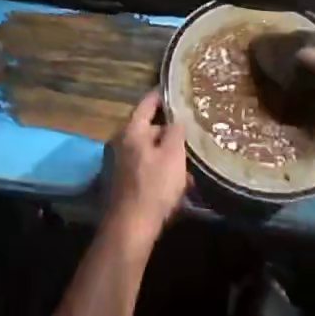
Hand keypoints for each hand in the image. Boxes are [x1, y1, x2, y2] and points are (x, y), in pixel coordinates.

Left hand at [105, 90, 188, 240]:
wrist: (132, 225)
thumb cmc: (154, 185)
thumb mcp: (173, 154)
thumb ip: (176, 132)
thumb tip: (176, 120)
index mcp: (132, 131)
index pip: (147, 104)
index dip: (161, 96)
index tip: (174, 90)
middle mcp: (122, 142)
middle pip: (150, 128)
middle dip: (170, 131)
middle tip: (191, 130)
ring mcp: (122, 163)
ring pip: (151, 151)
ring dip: (169, 155)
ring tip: (192, 161)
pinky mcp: (126, 181)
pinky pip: (149, 168)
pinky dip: (163, 171)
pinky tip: (181, 184)